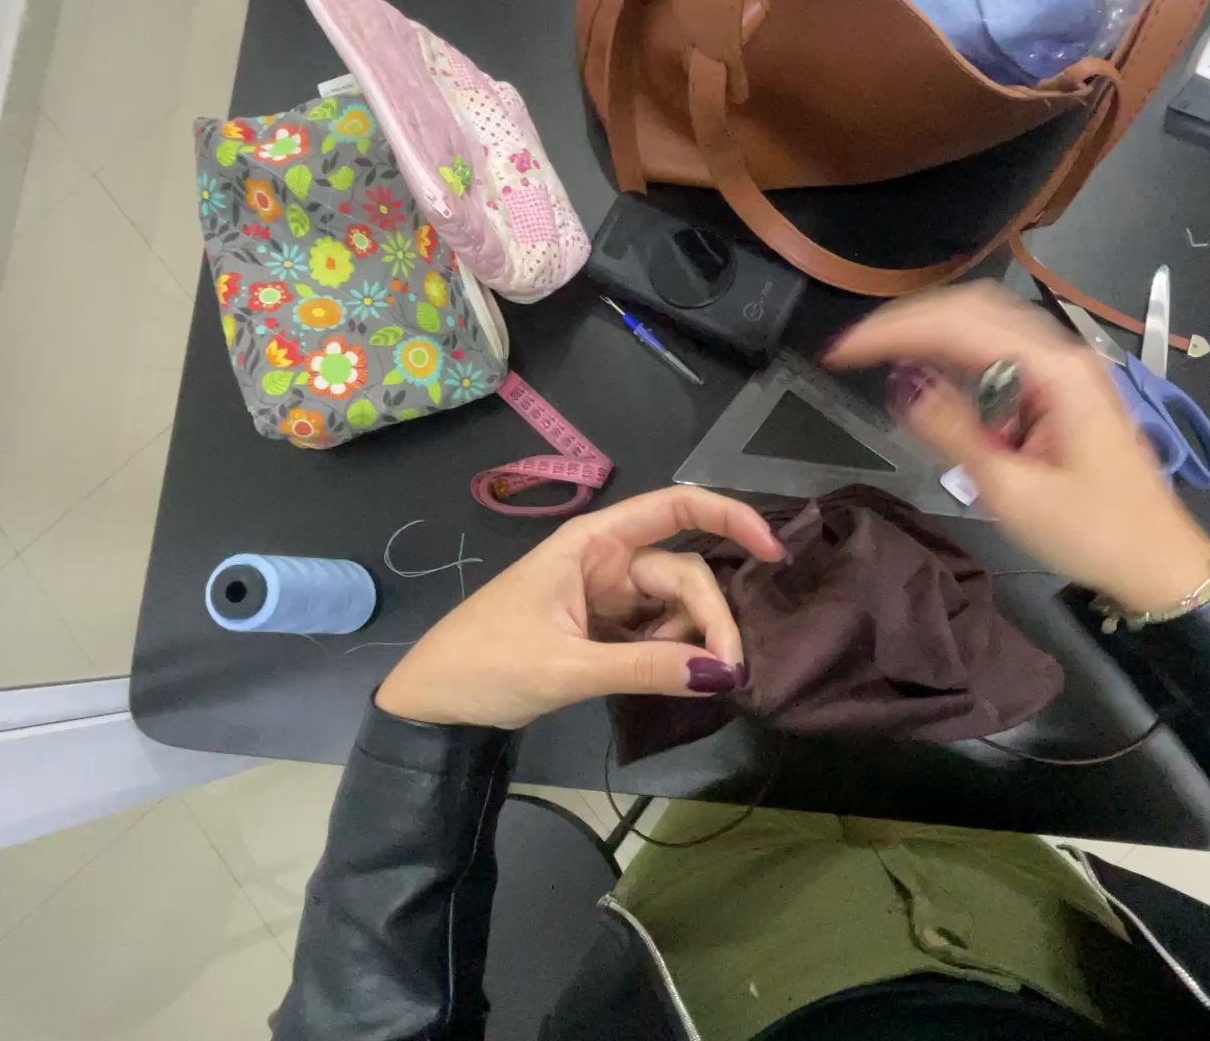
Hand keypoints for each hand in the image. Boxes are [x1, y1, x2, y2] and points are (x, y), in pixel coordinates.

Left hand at [374, 486, 787, 728]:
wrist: (435, 702)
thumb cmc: (486, 665)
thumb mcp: (566, 667)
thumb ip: (645, 668)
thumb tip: (723, 673)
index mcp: (593, 543)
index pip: (675, 508)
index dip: (730, 516)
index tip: (773, 551)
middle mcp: (607, 559)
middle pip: (684, 572)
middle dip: (710, 618)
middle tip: (727, 673)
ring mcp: (609, 594)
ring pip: (675, 605)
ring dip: (689, 641)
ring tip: (674, 680)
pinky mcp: (606, 626)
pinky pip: (657, 631)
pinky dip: (670, 653)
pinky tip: (665, 677)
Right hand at [825, 280, 1209, 611]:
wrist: (1157, 562)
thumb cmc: (1090, 533)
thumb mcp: (1011, 490)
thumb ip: (953, 432)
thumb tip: (901, 386)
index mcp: (1055, 373)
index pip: (960, 326)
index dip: (893, 332)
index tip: (842, 351)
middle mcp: (1062, 355)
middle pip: (973, 310)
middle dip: (905, 322)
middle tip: (851, 348)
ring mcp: (1064, 370)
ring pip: (985, 325)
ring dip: (927, 333)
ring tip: (876, 353)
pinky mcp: (1059, 390)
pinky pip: (999, 354)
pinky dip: (954, 355)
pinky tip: (927, 369)